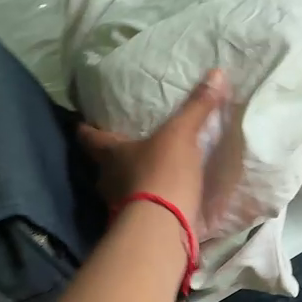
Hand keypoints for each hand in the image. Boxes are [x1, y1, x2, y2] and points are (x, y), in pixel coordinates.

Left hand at [79, 69, 229, 229]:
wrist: (164, 227)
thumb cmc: (162, 173)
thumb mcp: (182, 135)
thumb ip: (197, 108)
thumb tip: (217, 73)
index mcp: (111, 154)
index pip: (90, 137)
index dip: (87, 129)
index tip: (84, 124)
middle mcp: (109, 181)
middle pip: (104, 166)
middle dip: (114, 160)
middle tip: (128, 150)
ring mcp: (121, 208)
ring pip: (122, 191)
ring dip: (133, 185)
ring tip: (150, 176)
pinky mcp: (139, 228)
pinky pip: (142, 212)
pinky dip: (151, 206)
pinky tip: (165, 203)